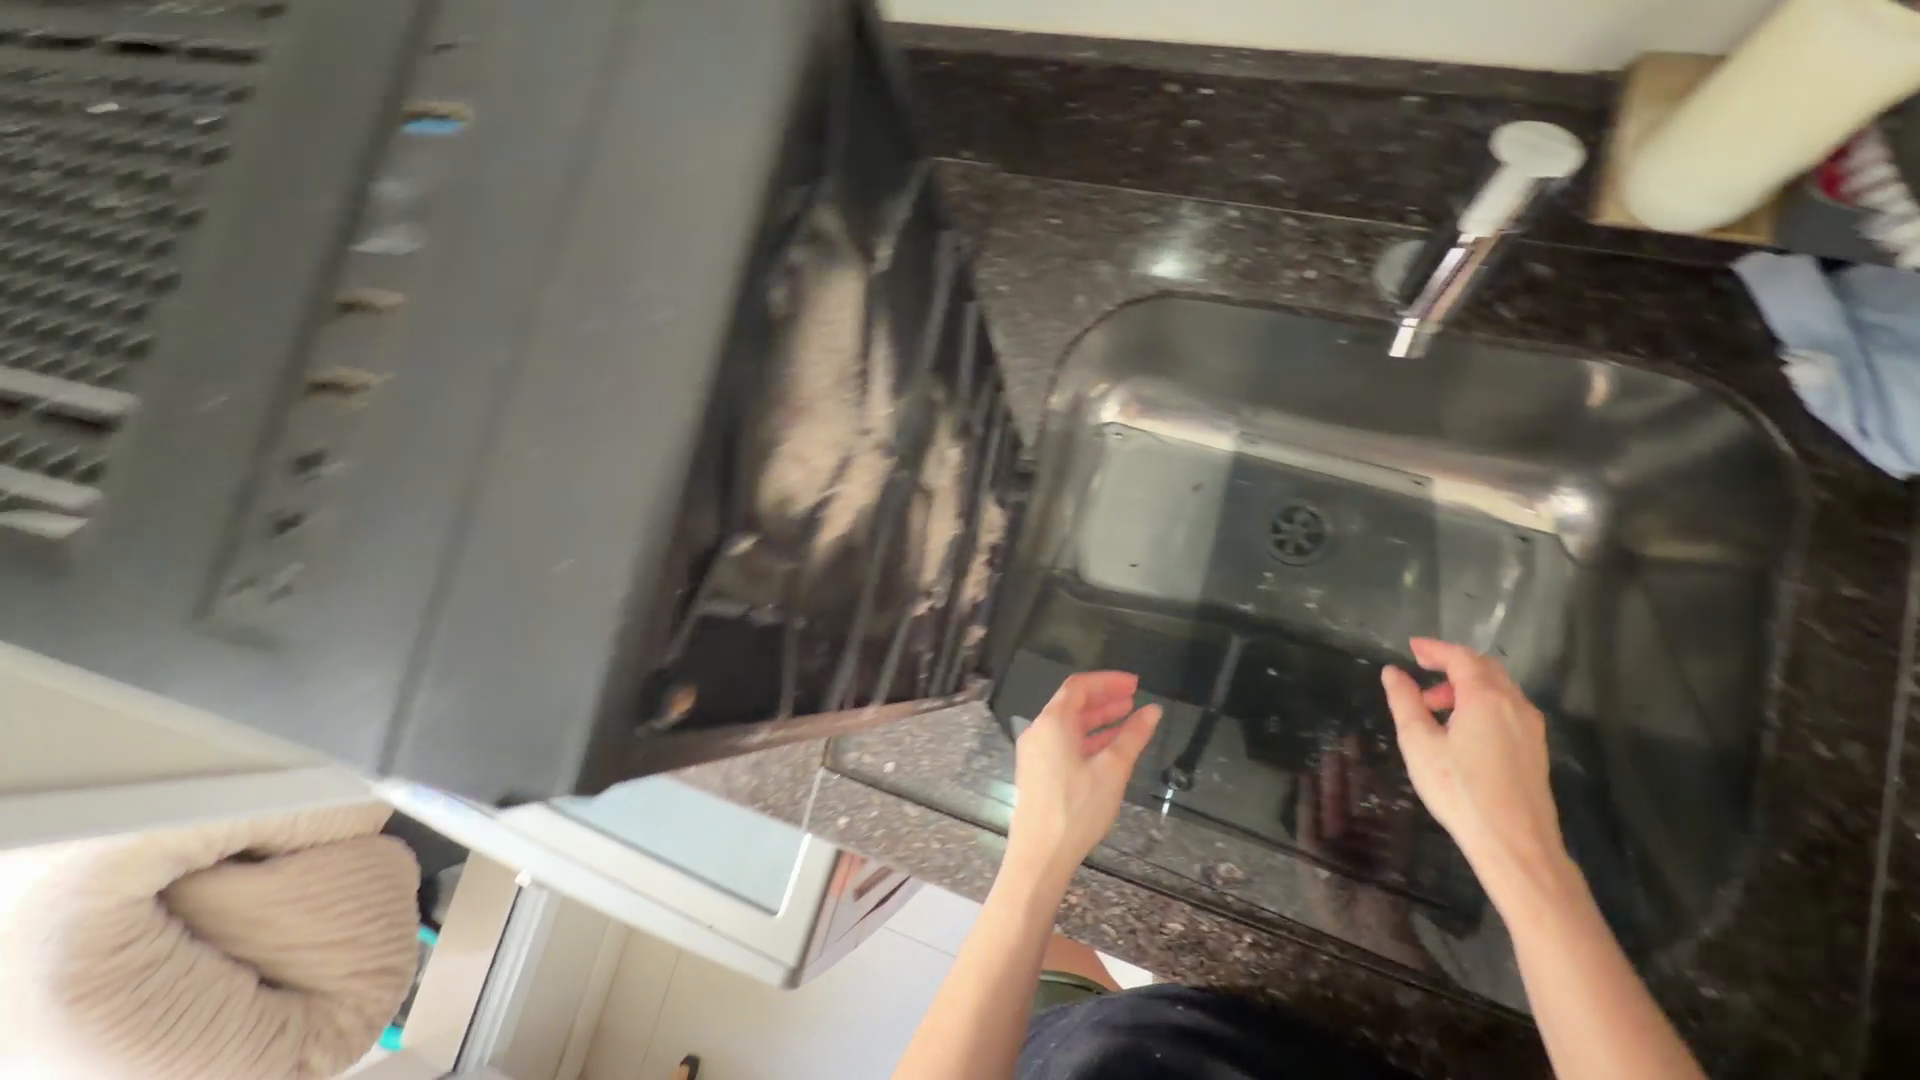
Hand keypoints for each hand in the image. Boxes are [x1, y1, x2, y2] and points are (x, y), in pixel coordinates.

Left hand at [1007, 672, 1161, 883]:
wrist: (1040, 853)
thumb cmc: (1078, 808)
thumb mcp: (1113, 770)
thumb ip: (1133, 736)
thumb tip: (1153, 711)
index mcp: (1053, 722)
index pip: (1079, 686)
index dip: (1108, 681)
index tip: (1135, 683)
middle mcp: (1039, 731)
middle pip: (1072, 703)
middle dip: (1104, 699)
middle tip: (1134, 698)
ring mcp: (1035, 752)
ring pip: (1068, 725)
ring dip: (1098, 719)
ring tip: (1128, 719)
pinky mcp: (1036, 771)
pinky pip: (1063, 742)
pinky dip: (1087, 739)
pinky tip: (1109, 748)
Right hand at [1381, 638, 1575, 901]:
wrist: (1515, 842)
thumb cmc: (1459, 789)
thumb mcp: (1419, 743)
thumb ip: (1405, 702)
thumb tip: (1393, 672)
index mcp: (1485, 697)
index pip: (1460, 658)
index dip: (1434, 649)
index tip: (1411, 647)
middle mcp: (1514, 704)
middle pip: (1485, 668)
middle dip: (1451, 665)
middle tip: (1421, 674)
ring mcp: (1530, 727)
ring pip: (1499, 689)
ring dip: (1466, 687)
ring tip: (1434, 708)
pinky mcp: (1535, 748)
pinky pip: (1508, 709)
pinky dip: (1482, 704)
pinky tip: (1462, 729)